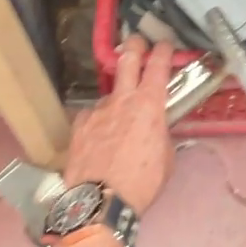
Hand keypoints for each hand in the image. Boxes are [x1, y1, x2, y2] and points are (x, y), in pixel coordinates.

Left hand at [64, 34, 174, 211]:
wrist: (99, 203)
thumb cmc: (142, 182)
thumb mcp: (166, 158)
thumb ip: (161, 134)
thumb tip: (156, 129)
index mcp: (149, 104)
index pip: (158, 64)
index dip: (163, 49)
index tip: (164, 44)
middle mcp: (122, 99)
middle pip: (127, 59)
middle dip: (133, 46)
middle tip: (137, 43)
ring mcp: (98, 110)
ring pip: (109, 95)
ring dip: (116, 101)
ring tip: (117, 122)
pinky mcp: (79, 125)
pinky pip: (92, 115)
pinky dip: (97, 121)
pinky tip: (98, 136)